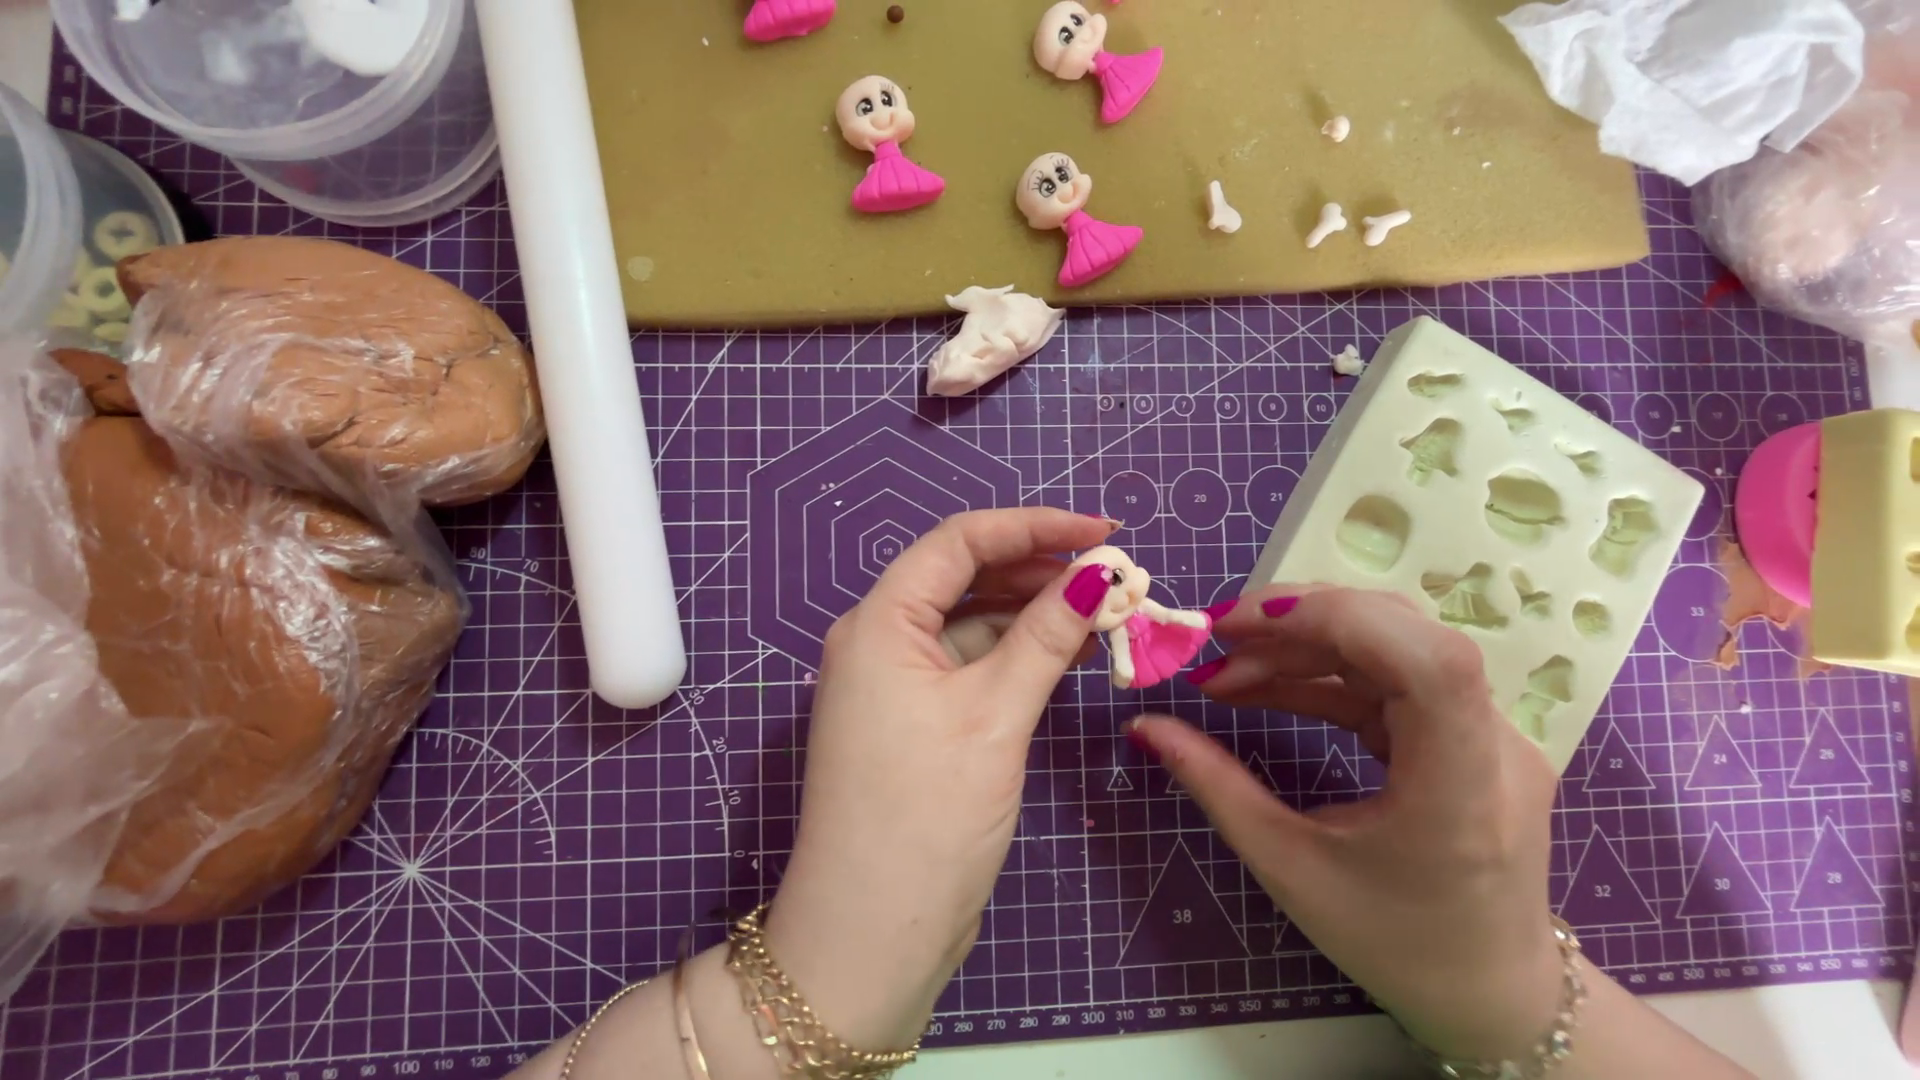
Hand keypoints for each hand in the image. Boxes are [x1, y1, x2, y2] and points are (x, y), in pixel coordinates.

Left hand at [764, 508, 1118, 1049]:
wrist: (871, 935)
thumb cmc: (925, 815)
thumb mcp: (994, 716)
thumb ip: (1045, 636)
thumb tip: (1098, 573)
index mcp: (880, 622)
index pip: (959, 542)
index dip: (1033, 527)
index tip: (1103, 532)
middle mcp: (881, 640)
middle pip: (968, 578)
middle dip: (1042, 571)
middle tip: (1117, 579)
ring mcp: (898, 683)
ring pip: (976, 623)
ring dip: (1038, 615)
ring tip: (1109, 615)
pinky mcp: (919, 719)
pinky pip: (974, 665)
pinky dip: (1022, 656)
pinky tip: (1074, 653)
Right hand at [1129, 586, 1566, 1061]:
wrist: (1487, 990)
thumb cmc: (1389, 940)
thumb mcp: (1287, 865)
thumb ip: (1212, 783)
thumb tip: (1143, 726)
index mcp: (1464, 786)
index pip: (1427, 659)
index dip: (1334, 619)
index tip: (1239, 626)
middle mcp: (1492, 742)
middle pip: (1400, 633)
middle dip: (1296, 621)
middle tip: (1212, 638)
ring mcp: (1487, 731)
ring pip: (1389, 645)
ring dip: (1299, 646)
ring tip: (1222, 671)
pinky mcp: (1465, 732)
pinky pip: (1386, 678)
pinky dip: (1318, 675)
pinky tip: (1260, 687)